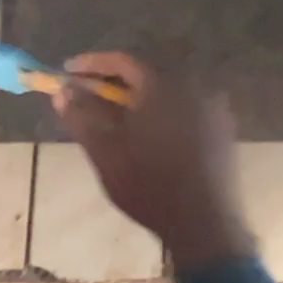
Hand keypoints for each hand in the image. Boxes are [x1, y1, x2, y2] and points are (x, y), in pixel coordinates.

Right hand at [50, 52, 255, 272]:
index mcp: (162, 87)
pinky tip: (145, 134)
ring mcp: (211, 107)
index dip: (92, 64)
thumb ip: (82, 117)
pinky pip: (183, 108)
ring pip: (165, 92)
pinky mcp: (221, 128)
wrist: (202, 221)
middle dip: (112, 82)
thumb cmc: (147, 186)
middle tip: (86, 95)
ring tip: (112, 117)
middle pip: (146, 74)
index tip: (67, 72)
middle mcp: (192, 87)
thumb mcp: (105, 153)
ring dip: (136, 99)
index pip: (123, 61)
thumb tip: (61, 91)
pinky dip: (158, 112)